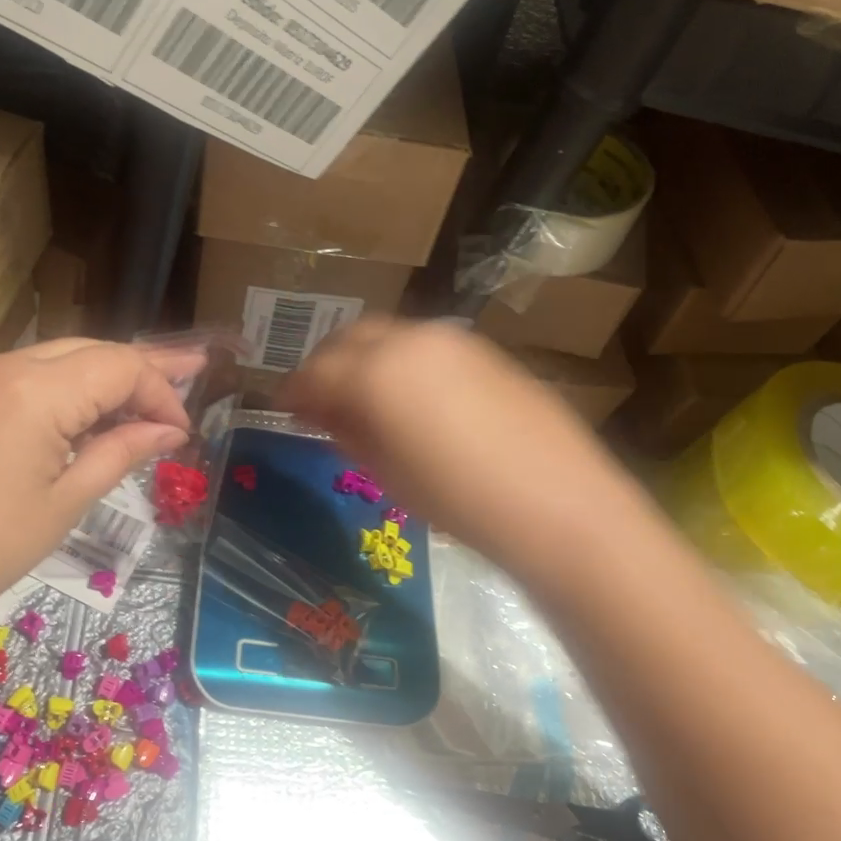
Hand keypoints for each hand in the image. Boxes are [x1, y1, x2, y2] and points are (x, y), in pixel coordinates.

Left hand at [0, 339, 196, 650]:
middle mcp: (6, 366)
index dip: (162, 392)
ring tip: (152, 395)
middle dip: (142, 368)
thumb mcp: (65, 502)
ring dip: (106, 377)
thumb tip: (170, 430)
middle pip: (92, 351)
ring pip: (61, 359)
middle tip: (193, 374)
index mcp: (36, 389)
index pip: (121, 367)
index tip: (185, 431)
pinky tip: (95, 414)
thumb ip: (121, 453)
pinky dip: (70, 391)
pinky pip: (30, 379)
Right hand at [277, 319, 621, 570]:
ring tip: (363, 397)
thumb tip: (326, 414)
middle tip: (319, 399)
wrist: (556, 504)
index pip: (316, 372)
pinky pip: (426, 346)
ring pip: (390, 335)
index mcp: (375, 372)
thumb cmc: (458, 501)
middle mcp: (409, 341)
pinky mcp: (485, 351)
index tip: (284, 408)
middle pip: (350, 339)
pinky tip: (411, 397)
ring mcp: (453, 340)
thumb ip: (348, 432)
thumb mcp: (387, 473)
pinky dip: (402, 362)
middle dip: (326, 364)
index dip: (294, 390)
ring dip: (365, 359)